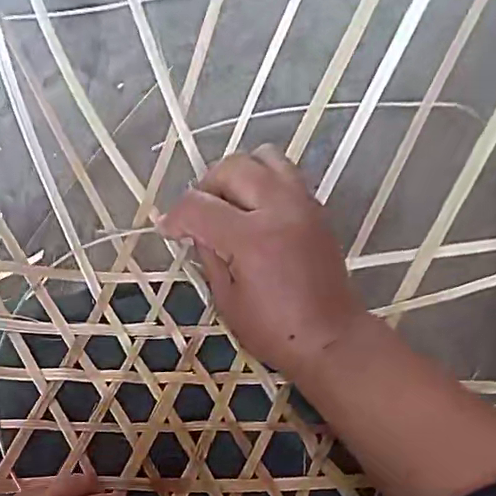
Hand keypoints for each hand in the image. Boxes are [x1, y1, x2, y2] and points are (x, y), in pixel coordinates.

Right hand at [159, 145, 368, 372]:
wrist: (329, 338)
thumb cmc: (274, 332)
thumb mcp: (228, 301)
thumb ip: (210, 259)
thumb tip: (197, 234)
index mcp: (251, 239)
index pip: (200, 207)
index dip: (175, 216)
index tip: (166, 229)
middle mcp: (279, 209)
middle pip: (231, 168)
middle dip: (205, 187)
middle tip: (196, 216)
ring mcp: (302, 203)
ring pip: (263, 158)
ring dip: (237, 174)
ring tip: (226, 205)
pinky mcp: (316, 208)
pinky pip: (284, 174)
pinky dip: (262, 182)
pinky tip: (253, 213)